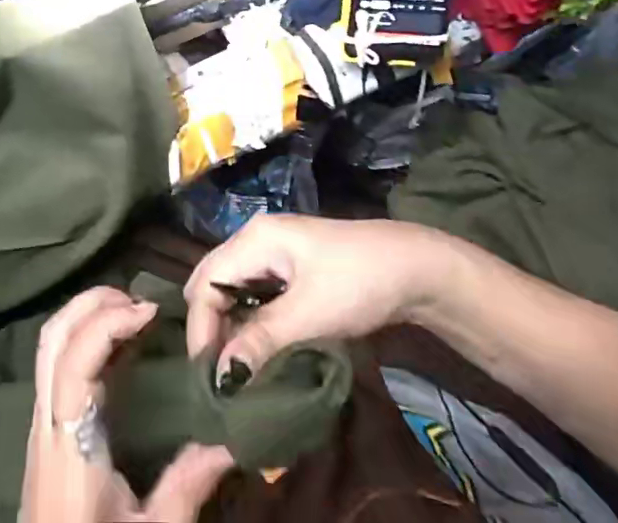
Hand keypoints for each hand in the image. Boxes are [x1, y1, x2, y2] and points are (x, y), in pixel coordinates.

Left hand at [20, 287, 234, 522]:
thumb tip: (233, 440)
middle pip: (52, 338)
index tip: (150, 311)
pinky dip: (84, 339)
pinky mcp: (43, 431)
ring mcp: (39, 423)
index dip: (108, 323)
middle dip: (91, 303)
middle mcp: (45, 421)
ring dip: (86, 317)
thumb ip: (188, 484)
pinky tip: (118, 349)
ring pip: (49, 347)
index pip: (74, 361)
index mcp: (69, 443)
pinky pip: (55, 366)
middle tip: (139, 299)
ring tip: (132, 314)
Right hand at [184, 216, 463, 375]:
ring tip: (234, 368)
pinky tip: (256, 347)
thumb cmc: (359, 283)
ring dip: (228, 326)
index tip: (207, 376)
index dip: (200, 328)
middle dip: (208, 326)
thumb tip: (222, 377)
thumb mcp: (310, 314)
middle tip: (216, 373)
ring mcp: (271, 251)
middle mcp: (254, 239)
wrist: (417, 268)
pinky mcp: (287, 267)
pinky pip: (251, 293)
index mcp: (253, 239)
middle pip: (211, 282)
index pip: (206, 283)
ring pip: (230, 288)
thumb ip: (262, 340)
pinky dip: (247, 320)